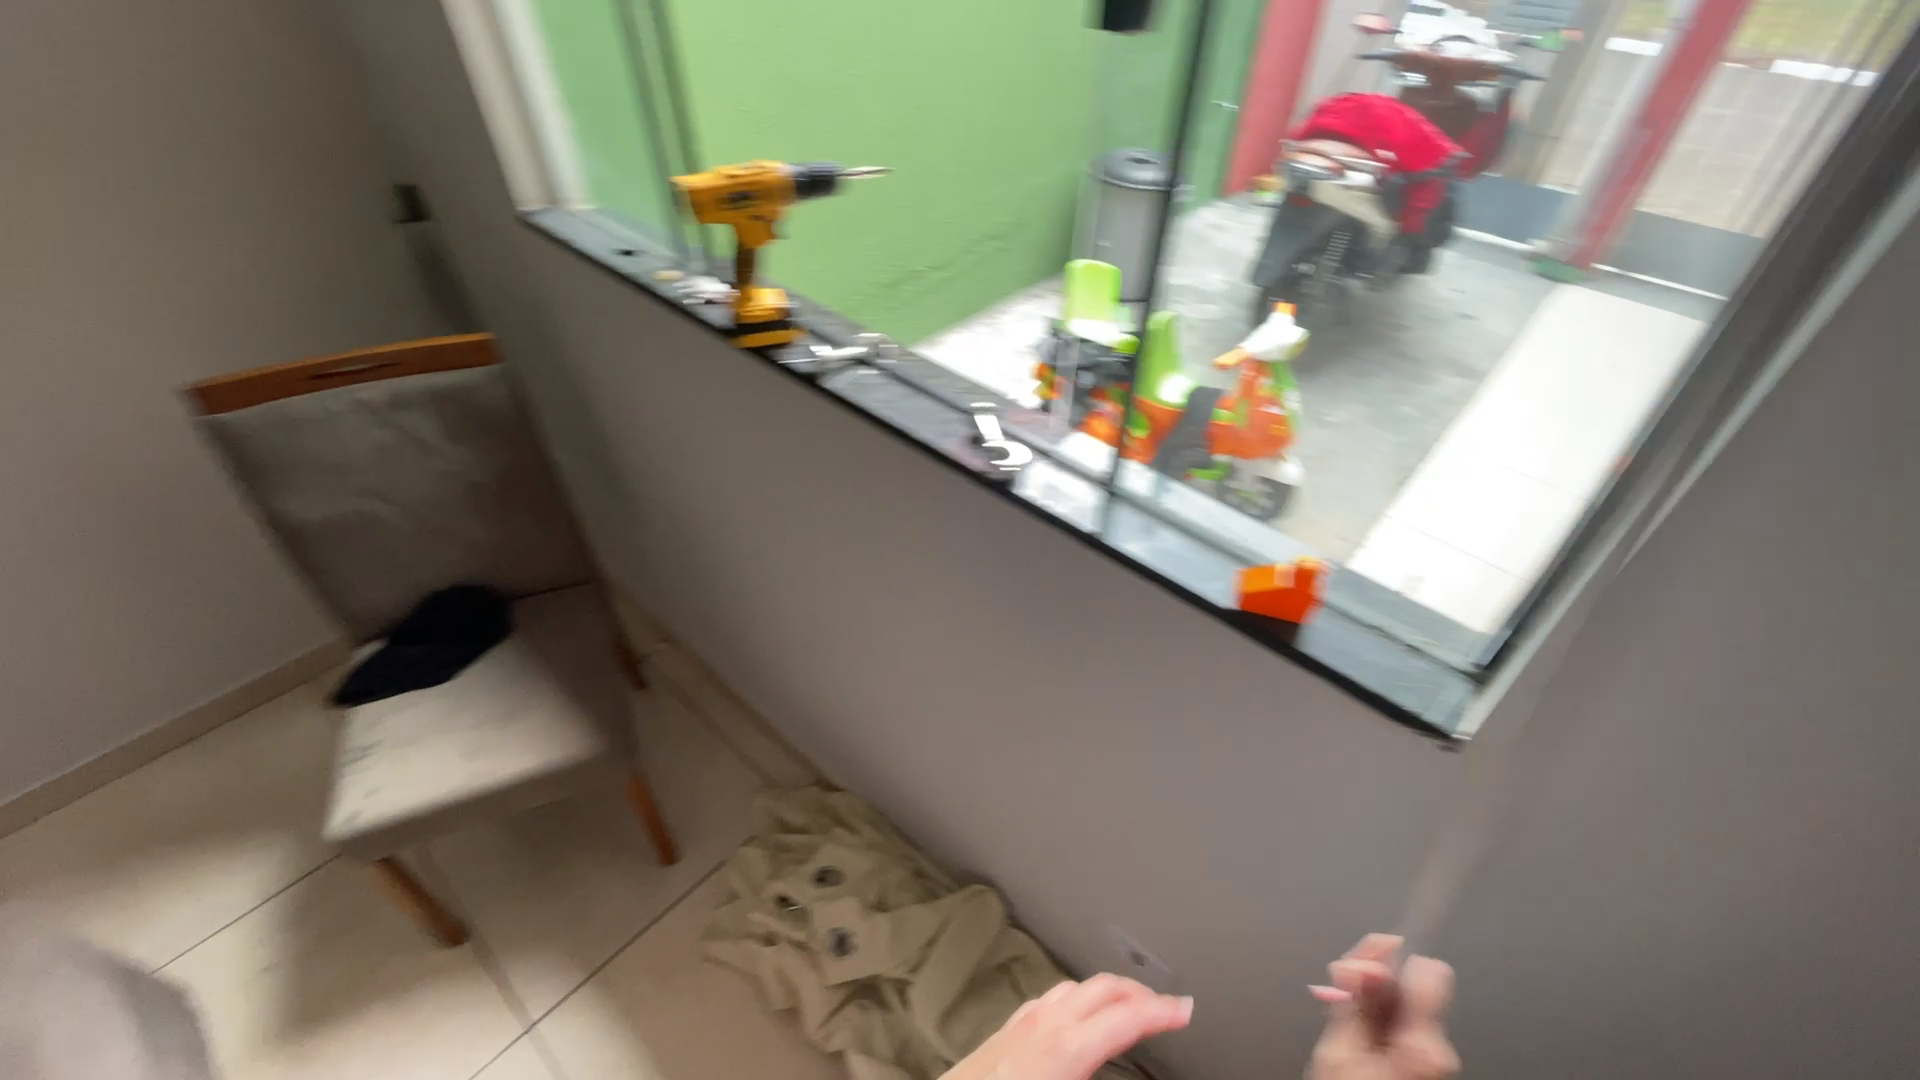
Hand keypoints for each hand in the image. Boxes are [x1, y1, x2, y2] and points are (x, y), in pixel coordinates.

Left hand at [941, 974, 1192, 1079]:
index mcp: (1064, 1051)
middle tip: (1167, 1007)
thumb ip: (1100, 1072)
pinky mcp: (1003, 1031)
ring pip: (1074, 988)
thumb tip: (1129, 1067)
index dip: (1160, 1011)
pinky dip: (1077, 999)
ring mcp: (1020, 1024)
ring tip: (1130, 1008)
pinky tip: (1078, 1015)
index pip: (1124, 1018)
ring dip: (1107, 993)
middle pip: (1101, 989)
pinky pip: (1049, 999)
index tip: (1185, 1009)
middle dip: (1139, 992)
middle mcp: (1042, 1027)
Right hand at [1308, 935, 1458, 1079]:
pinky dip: (1374, 1011)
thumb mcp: (1340, 1051)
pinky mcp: (1424, 1060)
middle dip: (1372, 974)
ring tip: (1341, 1002)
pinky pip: (1400, 1018)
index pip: (1426, 971)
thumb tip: (1367, 960)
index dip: (1389, 957)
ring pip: (1401, 999)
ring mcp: (1433, 1055)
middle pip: (1409, 981)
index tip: (1365, 953)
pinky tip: (1355, 1020)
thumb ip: (1356, 1001)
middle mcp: (1438, 1047)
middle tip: (1342, 981)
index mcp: (1426, 1044)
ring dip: (1369, 993)